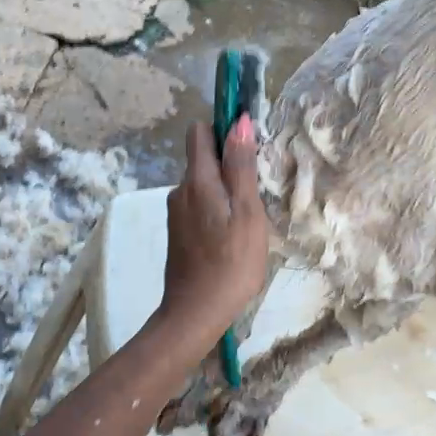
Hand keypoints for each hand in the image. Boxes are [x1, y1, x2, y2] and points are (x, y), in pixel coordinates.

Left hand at [159, 117, 268, 339]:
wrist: (195, 314)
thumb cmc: (231, 262)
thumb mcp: (247, 212)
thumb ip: (241, 166)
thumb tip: (239, 122)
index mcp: (197, 180)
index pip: (200, 132)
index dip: (223, 128)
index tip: (248, 143)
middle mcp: (180, 190)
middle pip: (203, 159)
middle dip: (229, 163)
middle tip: (258, 187)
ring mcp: (177, 213)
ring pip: (204, 185)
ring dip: (225, 190)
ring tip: (249, 215)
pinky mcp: (179, 233)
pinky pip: (200, 205)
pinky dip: (216, 209)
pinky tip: (233, 233)